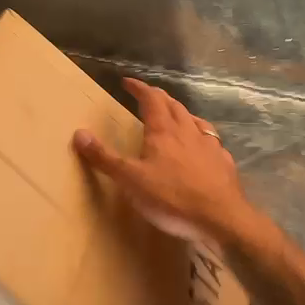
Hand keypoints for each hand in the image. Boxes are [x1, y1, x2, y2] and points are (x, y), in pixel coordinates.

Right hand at [74, 77, 257, 244]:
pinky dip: (203, 138)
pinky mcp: (225, 166)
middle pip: (173, 105)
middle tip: (148, 96)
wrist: (226, 222)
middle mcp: (187, 132)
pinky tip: (204, 149)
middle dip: (159, 97)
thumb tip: (79, 133)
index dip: (139, 88)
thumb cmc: (174, 197)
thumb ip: (104, 157)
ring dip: (182, 113)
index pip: (150, 98)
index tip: (127, 82)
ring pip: (195, 121)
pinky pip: (213, 143)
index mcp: (163, 130)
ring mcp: (210, 148)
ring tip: (176, 115)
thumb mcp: (131, 180)